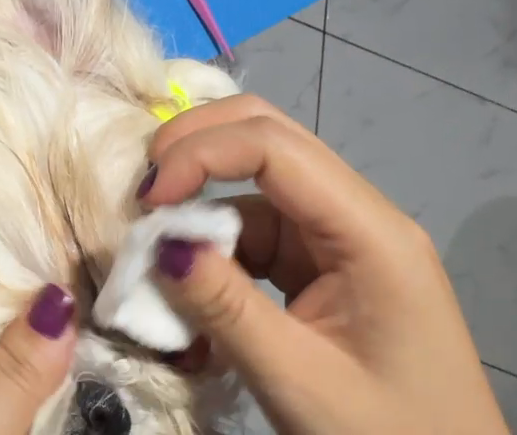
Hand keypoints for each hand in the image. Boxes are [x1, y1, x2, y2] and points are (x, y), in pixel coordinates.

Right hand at [141, 95, 508, 434]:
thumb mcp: (299, 381)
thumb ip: (224, 306)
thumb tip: (156, 242)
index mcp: (371, 233)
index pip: (272, 146)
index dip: (200, 152)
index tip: (149, 202)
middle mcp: (357, 216)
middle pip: (266, 134)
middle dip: (195, 146)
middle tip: (145, 187)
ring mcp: (339, 237)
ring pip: (252, 181)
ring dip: (199, 204)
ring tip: (157, 252)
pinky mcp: (321, 264)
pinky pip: (253, 226)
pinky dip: (213, 244)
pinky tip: (191, 285)